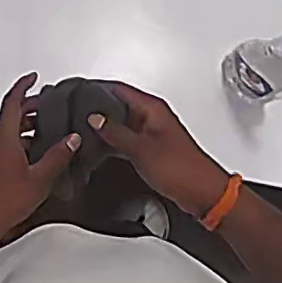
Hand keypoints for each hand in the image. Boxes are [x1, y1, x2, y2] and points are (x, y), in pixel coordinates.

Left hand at [0, 73, 77, 249]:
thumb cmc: (2, 201)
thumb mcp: (39, 178)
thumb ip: (57, 156)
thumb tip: (71, 140)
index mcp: (3, 136)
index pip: (12, 101)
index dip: (23, 85)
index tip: (32, 77)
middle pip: (12, 112)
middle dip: (30, 104)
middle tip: (47, 102)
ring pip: (11, 127)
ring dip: (27, 122)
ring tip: (47, 124)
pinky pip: (8, 141)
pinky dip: (23, 137)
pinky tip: (38, 148)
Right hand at [89, 84, 231, 214]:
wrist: (202, 194)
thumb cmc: (182, 169)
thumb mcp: (141, 148)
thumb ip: (115, 132)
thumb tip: (95, 119)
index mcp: (152, 109)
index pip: (119, 88)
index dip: (99, 88)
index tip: (81, 91)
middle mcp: (152, 117)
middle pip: (119, 104)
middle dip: (100, 108)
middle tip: (78, 112)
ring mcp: (151, 132)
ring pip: (122, 122)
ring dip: (107, 126)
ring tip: (86, 130)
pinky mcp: (150, 148)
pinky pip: (126, 138)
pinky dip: (114, 140)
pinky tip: (102, 147)